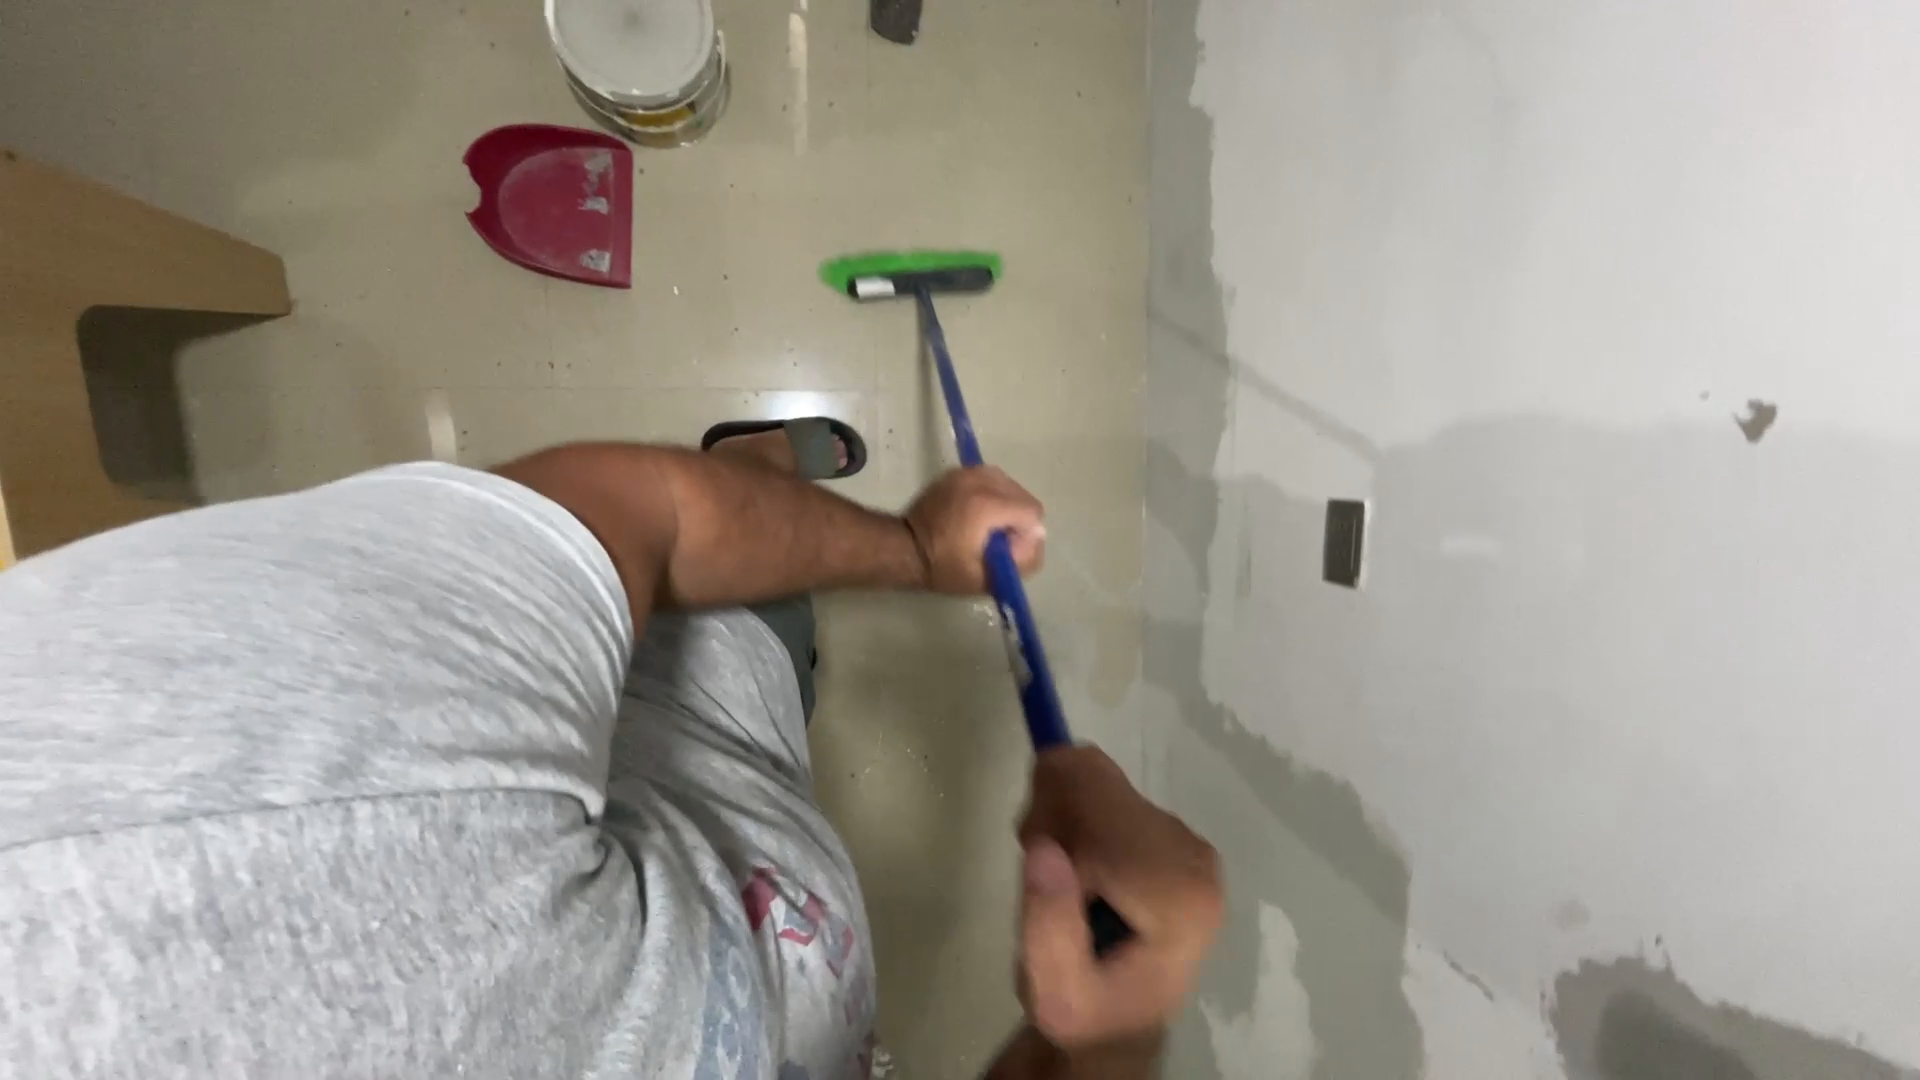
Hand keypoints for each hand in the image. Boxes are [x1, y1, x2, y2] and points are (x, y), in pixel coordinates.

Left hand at [903, 466, 1045, 594]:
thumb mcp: (986, 578)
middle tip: (996, 539)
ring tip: (987, 525)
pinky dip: (992, 493)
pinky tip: (978, 513)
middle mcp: (980, 480)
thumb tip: (1037, 537)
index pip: (1032, 512)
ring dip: (1006, 504)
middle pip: (1023, 495)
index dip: (1026, 534)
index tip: (1006, 548)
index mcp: (987, 505)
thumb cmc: (943, 567)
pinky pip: (990, 478)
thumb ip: (1021, 561)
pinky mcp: (957, 472)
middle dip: (1018, 518)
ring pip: (1008, 484)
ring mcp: (967, 472)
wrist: (904, 547)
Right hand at [1016, 746, 1222, 1047]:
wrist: (1119, 1023)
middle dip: (1055, 811)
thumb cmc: (1086, 1009)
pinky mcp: (1176, 836)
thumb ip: (1049, 926)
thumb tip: (1047, 848)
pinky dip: (1079, 811)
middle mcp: (1195, 859)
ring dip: (1063, 812)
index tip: (1024, 844)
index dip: (1052, 814)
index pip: (1100, 807)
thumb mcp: (1055, 994)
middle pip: (1102, 787)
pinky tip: (1075, 857)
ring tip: (1055, 866)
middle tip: (1036, 857)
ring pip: (1102, 783)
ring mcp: (1189, 842)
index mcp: (1175, 895)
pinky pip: (1110, 790)